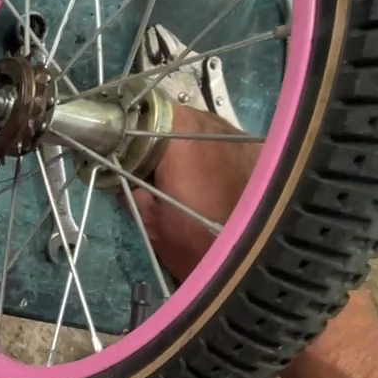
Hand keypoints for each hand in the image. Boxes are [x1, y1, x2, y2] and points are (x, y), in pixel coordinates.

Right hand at [132, 105, 260, 279]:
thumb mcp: (147, 218)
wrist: (249, 265)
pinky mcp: (261, 152)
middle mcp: (216, 128)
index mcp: (181, 140)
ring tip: (175, 170)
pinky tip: (205, 174)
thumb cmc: (192, 244)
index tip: (118, 145)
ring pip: (203, 126)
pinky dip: (211, 151)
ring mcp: (243, 137)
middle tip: (143, 161)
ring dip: (184, 142)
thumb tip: (116, 168)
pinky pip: (226, 141)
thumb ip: (127, 184)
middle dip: (157, 134)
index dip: (129, 125)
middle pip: (177, 116)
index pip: (148, 112)